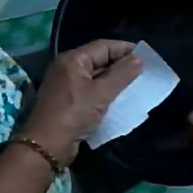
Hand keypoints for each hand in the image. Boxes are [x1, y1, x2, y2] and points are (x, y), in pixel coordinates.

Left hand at [17, 39, 141, 162]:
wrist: (46, 146)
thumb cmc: (74, 114)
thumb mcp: (101, 93)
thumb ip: (122, 74)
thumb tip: (139, 58)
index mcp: (73, 60)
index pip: (104, 46)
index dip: (125, 49)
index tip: (145, 57)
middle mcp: (67, 67)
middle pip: (99, 58)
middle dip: (121, 64)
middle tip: (143, 70)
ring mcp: (66, 83)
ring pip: (96, 74)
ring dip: (114, 78)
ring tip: (135, 83)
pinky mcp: (68, 99)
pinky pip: (91, 88)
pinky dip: (105, 90)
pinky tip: (119, 96)